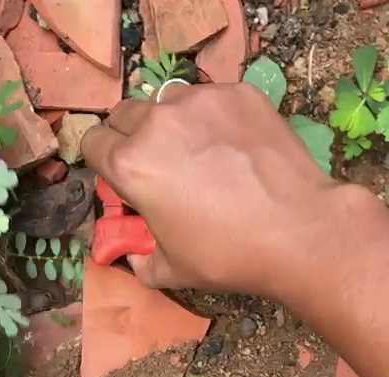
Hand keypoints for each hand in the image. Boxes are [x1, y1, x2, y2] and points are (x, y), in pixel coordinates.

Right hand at [80, 83, 372, 298]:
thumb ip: (138, 258)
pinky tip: (231, 149)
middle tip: (155, 168)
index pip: (92, 143)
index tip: (119, 179)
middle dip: (129, 139)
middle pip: (123, 115)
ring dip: (168, 125)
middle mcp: (158, 123)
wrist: (296, 229)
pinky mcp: (238, 93)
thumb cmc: (226, 255)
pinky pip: (209, 99)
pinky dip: (210, 120)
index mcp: (131, 165)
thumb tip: (132, 253)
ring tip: (194, 156)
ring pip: (165, 102)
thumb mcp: (170, 271)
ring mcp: (201, 101)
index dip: (102, 163)